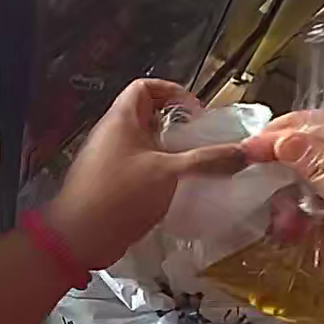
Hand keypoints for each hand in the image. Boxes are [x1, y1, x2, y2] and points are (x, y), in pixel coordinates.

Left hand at [44, 80, 246, 267]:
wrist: (81, 237)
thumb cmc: (120, 195)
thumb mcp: (169, 173)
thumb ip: (207, 161)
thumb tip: (243, 153)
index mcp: (121, 119)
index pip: (144, 86)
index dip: (172, 91)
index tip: (195, 112)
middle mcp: (112, 134)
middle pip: (148, 117)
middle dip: (176, 126)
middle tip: (201, 142)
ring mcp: (109, 160)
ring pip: (145, 145)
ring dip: (170, 153)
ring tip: (194, 166)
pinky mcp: (111, 184)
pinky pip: (140, 169)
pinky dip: (159, 174)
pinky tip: (177, 190)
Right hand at [241, 112, 323, 323]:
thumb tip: (284, 139)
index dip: (285, 134)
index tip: (248, 147)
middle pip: (315, 154)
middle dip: (284, 168)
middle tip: (255, 181)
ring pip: (310, 186)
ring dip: (289, 200)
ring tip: (283, 222)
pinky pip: (314, 215)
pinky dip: (297, 221)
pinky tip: (288, 231)